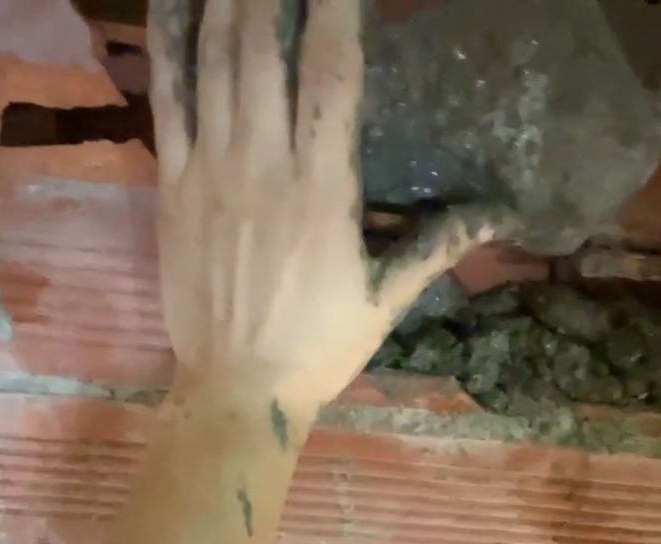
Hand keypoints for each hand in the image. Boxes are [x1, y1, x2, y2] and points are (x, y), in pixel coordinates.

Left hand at [148, 0, 496, 417]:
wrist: (238, 388)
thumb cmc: (318, 348)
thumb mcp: (385, 303)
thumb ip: (433, 248)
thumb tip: (494, 215)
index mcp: (323, 191)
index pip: (330, 73)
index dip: (336, 8)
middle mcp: (264, 164)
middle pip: (263, 46)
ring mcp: (210, 170)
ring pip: (214, 59)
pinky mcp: (172, 185)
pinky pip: (166, 97)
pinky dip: (169, 39)